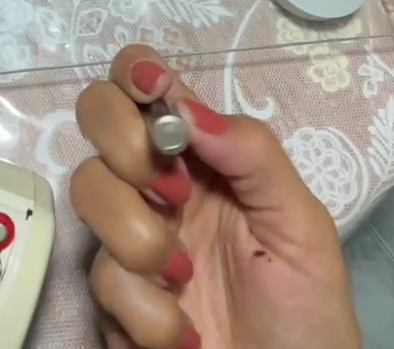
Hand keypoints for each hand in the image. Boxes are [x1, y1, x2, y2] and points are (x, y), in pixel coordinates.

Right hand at [74, 46, 359, 348]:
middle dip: (125, 144)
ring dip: (142, 239)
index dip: (136, 70)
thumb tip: (183, 107)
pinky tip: (185, 331)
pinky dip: (151, 312)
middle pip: (96, 111)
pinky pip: (102, 276)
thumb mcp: (300, 223)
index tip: (150, 89)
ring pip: (88, 187)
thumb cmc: (305, 309)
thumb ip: (252, 153)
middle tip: (174, 190)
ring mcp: (127, 232)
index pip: (147, 81)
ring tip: (188, 279)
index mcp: (202, 153)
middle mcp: (155, 179)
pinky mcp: (111, 295)